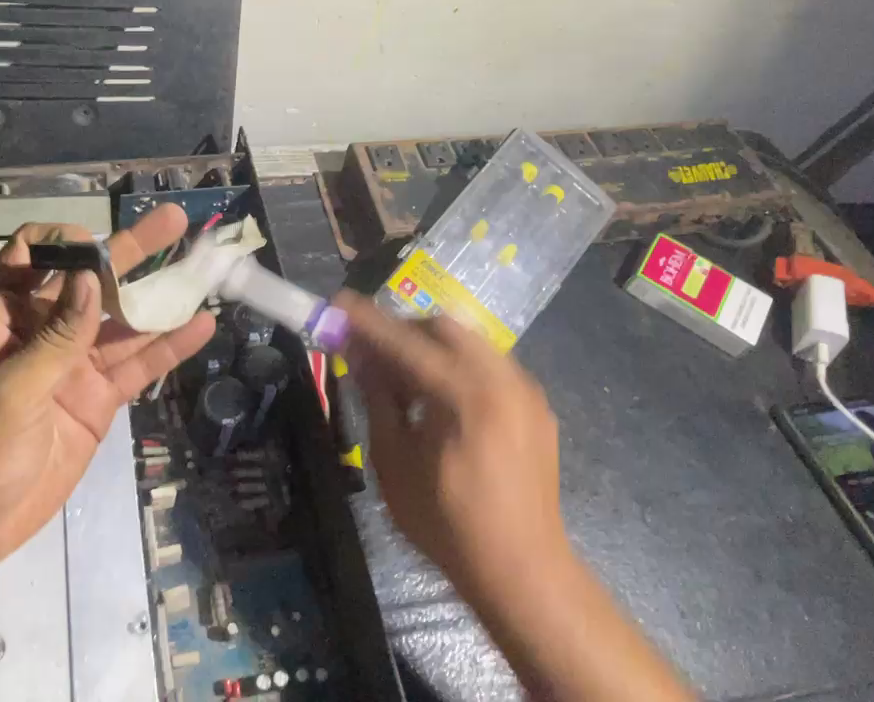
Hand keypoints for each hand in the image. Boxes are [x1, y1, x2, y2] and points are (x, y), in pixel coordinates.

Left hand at [0, 205, 215, 579]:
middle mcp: (42, 331)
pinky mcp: (96, 400)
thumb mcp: (6, 393)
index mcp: (3, 317)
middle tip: (174, 220)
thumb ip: (55, 338)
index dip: (67, 240)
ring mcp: (73, 366)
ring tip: (204, 267)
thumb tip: (90, 278)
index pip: (32, 254)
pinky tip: (200, 325)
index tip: (99, 247)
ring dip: (161, 295)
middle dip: (132, 250)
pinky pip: (135, 367)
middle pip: (91, 280)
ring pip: (122, 320)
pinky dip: (167, 347)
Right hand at [335, 292, 566, 587]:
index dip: (366, 321)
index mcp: (465, 393)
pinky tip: (440, 403)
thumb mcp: (394, 459)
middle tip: (369, 351)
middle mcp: (502, 378)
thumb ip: (377, 395)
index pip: (404, 340)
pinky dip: (458, 368)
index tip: (336, 303)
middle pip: (443, 327)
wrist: (522, 570)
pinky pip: (490, 367)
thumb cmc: (445, 521)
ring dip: (431, 348)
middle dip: (402, 330)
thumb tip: (357, 353)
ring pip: (469, 342)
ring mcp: (526, 390)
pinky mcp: (537, 407)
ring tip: (404, 381)